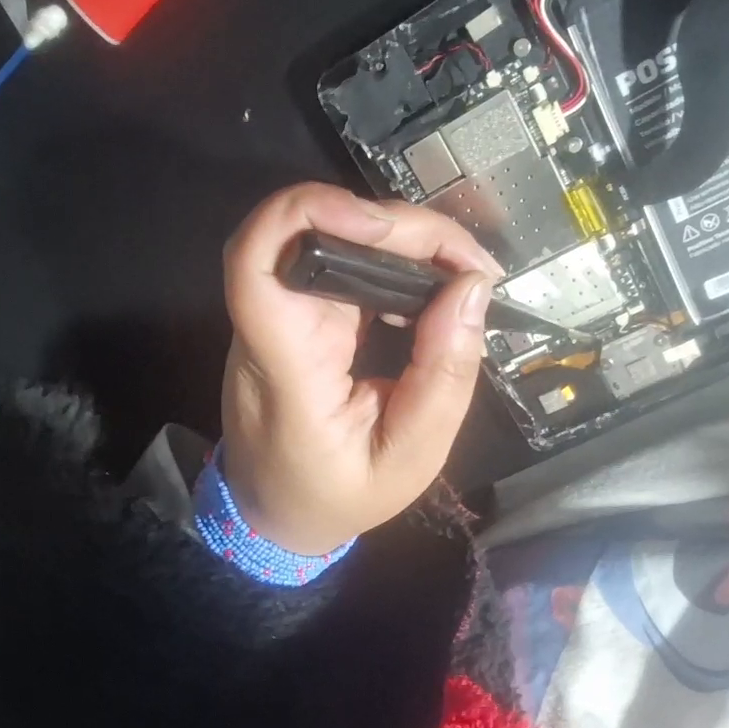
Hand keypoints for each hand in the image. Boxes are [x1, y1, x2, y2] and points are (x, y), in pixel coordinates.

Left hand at [220, 184, 501, 555]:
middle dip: (401, 230)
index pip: (256, 264)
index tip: (380, 224)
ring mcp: (281, 317)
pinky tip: (434, 284)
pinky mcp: (298, 316)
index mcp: (285, 369)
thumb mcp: (410, 459)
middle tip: (472, 267)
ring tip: (465, 274)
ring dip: (403, 240)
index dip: (307, 214)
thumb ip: (443, 379)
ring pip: (329, 239)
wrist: (276, 513)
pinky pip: (342, 265)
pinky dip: (394, 262)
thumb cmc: (337, 495)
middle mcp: (271, 327)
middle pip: (312, 234)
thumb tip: (471, 288)